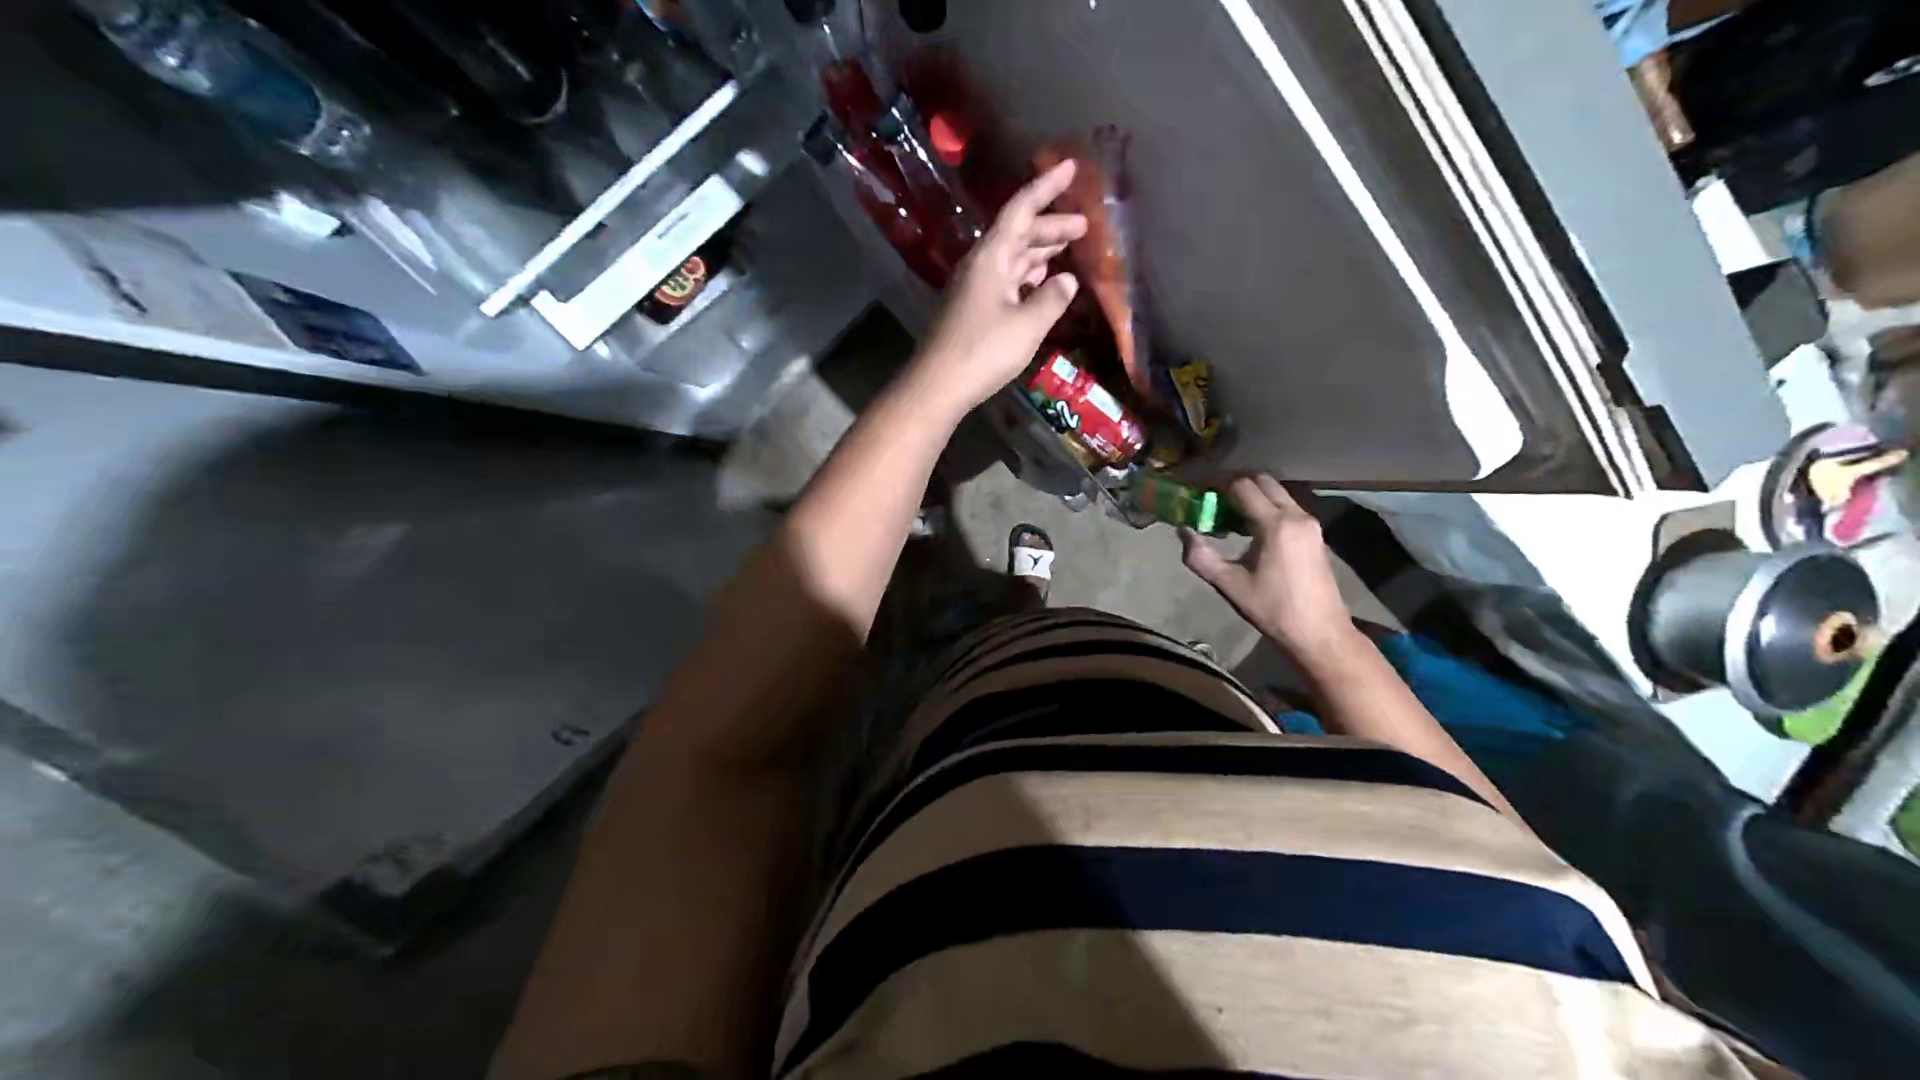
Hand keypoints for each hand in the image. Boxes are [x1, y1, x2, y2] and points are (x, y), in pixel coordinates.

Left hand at [910, 160, 1087, 414]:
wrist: (937, 386)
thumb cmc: (983, 351)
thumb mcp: (1027, 325)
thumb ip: (1052, 298)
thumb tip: (1068, 280)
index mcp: (991, 257)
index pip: (1021, 210)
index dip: (1046, 187)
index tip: (1071, 168)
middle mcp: (981, 265)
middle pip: (1018, 234)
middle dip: (1051, 226)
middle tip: (1083, 225)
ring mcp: (974, 289)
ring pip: (1012, 259)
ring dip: (1039, 251)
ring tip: (1068, 249)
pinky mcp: (973, 311)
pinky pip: (1005, 281)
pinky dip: (1027, 276)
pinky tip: (1041, 283)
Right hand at [1183, 475, 1357, 660]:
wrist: (1319, 632)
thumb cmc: (1273, 609)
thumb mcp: (1229, 584)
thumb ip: (1201, 556)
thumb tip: (1183, 532)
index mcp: (1275, 525)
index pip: (1242, 487)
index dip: (1217, 486)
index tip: (1199, 494)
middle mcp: (1296, 516)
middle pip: (1263, 481)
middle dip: (1235, 485)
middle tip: (1213, 502)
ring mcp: (1310, 523)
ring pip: (1277, 492)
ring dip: (1252, 496)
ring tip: (1228, 516)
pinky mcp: (1315, 533)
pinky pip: (1287, 506)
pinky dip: (1266, 507)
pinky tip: (1250, 529)